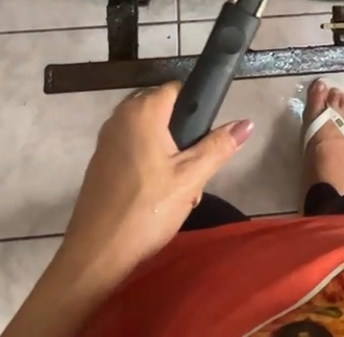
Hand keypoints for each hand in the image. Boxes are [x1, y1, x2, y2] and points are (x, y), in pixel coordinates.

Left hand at [61, 83, 251, 277]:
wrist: (96, 254)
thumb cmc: (146, 210)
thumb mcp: (190, 179)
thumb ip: (219, 147)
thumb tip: (247, 123)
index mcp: (142, 110)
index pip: (178, 89)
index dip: (196, 111)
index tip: (204, 141)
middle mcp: (121, 115)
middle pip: (164, 111)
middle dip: (183, 136)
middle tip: (193, 172)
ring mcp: (106, 138)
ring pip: (149, 133)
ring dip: (167, 154)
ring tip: (176, 190)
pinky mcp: (100, 160)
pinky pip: (133, 148)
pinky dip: (148, 164)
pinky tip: (154, 196)